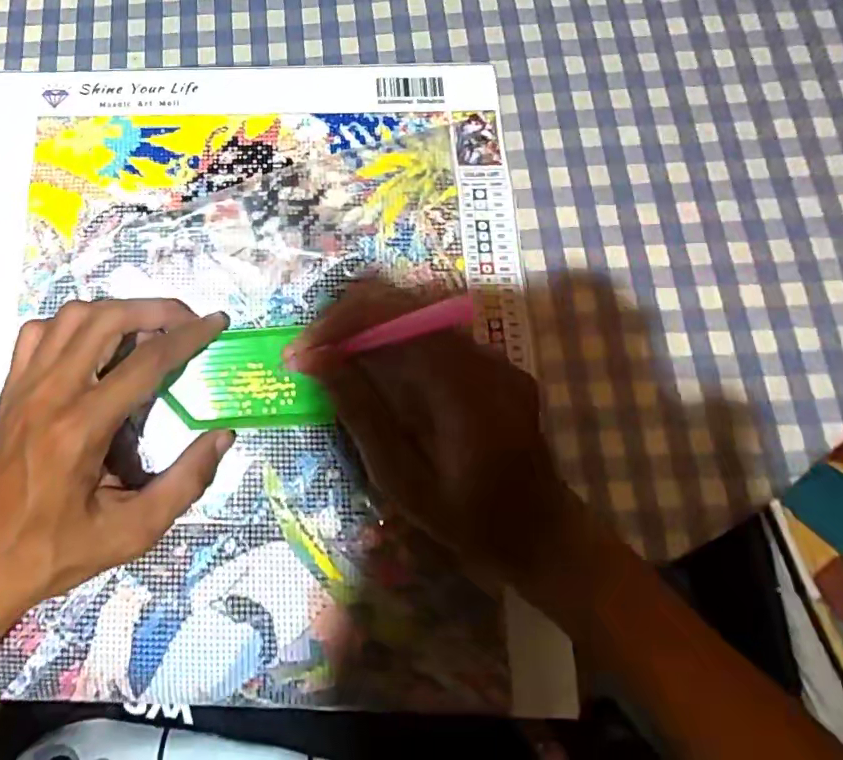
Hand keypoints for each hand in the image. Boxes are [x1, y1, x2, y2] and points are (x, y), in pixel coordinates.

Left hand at [0, 299, 235, 640]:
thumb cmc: (51, 554)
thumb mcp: (130, 533)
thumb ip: (184, 483)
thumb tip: (223, 437)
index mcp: (81, 427)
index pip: (146, 362)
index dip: (188, 336)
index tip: (217, 322)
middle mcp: (51, 392)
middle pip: (107, 319)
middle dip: (155, 309)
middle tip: (185, 321)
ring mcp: (24, 385)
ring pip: (71, 316)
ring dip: (114, 311)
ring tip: (144, 331)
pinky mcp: (9, 389)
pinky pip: (38, 334)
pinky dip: (71, 325)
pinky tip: (90, 347)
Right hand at [288, 280, 578, 578]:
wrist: (543, 536)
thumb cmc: (467, 520)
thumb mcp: (402, 478)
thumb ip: (360, 412)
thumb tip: (314, 359)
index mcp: (462, 385)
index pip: (392, 320)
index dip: (339, 325)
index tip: (299, 353)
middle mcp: (481, 356)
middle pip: (403, 305)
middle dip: (346, 320)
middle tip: (308, 351)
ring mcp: (491, 355)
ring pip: (415, 314)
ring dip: (365, 327)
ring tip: (329, 355)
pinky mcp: (490, 361)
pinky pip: (431, 334)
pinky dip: (391, 341)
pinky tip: (368, 367)